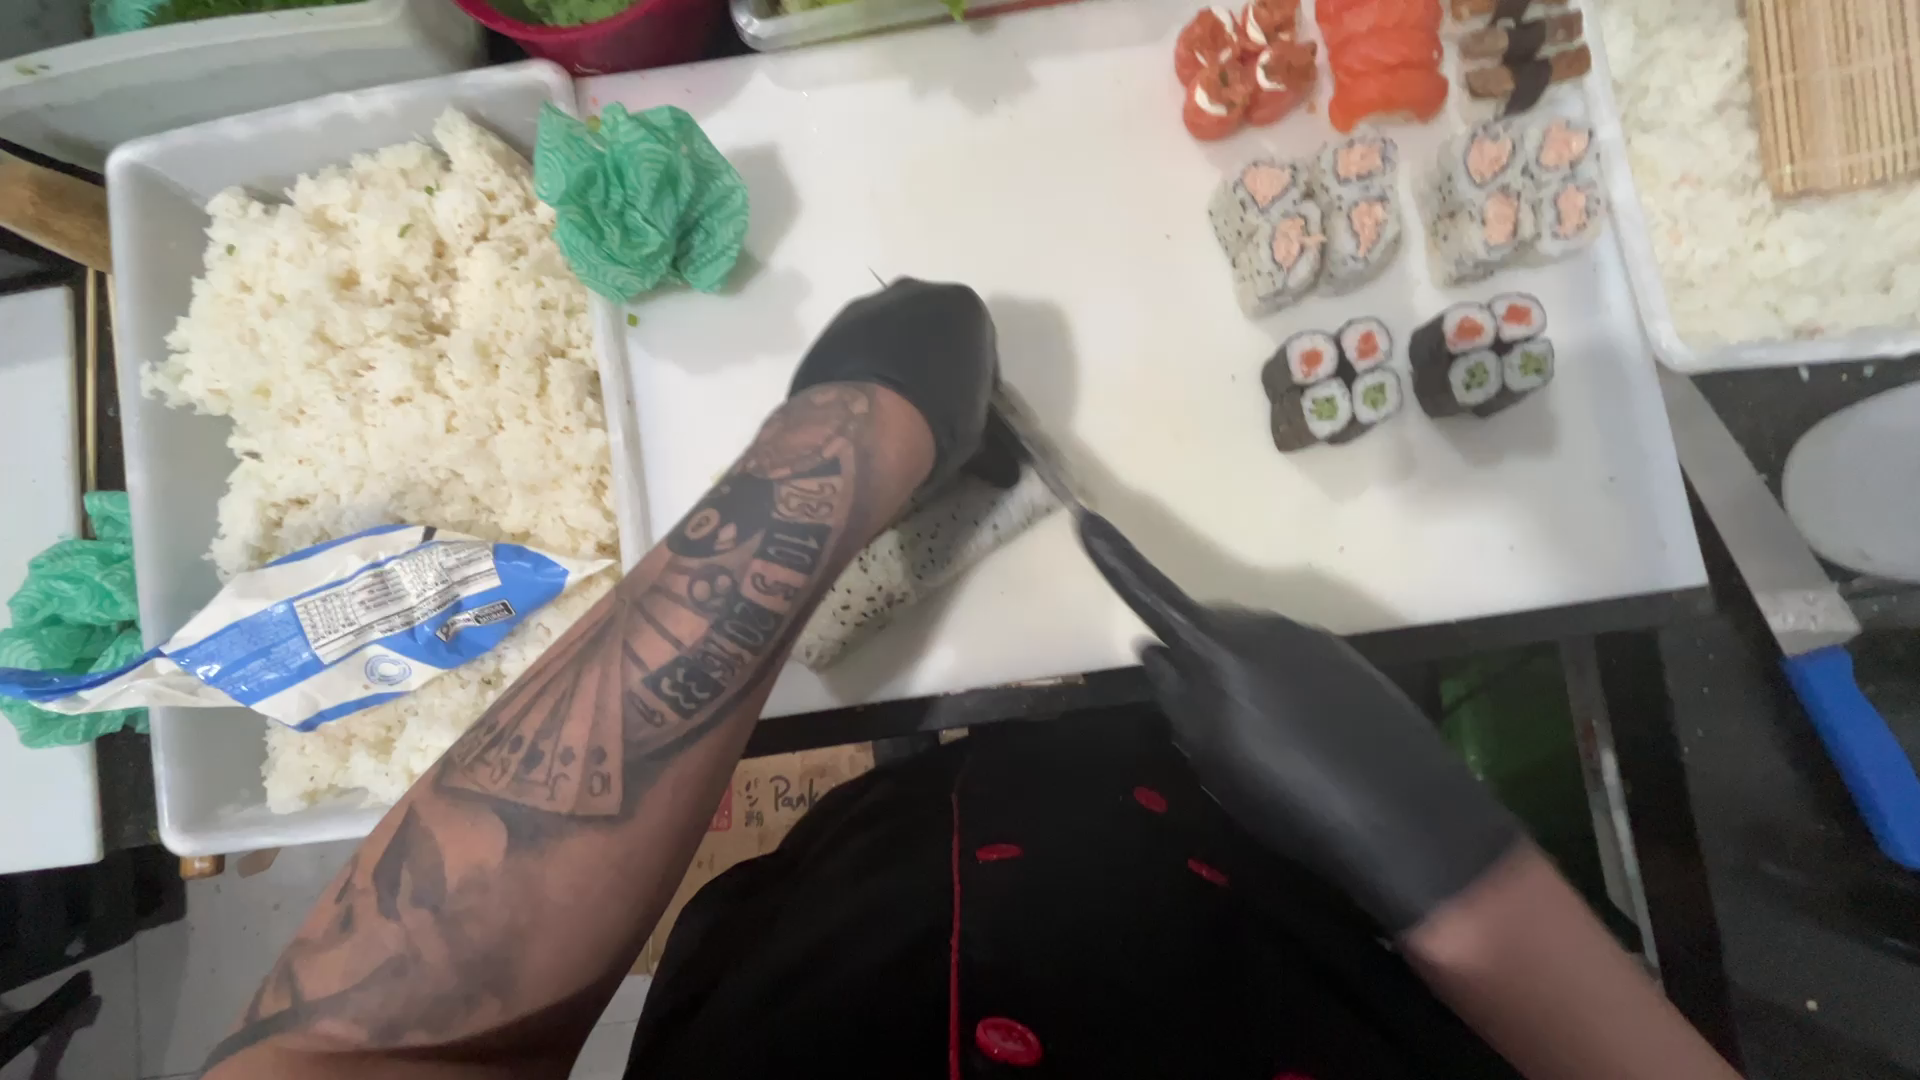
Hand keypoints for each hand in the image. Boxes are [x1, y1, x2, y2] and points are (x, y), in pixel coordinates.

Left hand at [790, 278, 1009, 491]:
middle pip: (929, 327)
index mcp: (964, 308)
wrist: (866, 427)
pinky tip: (860, 401)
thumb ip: (981, 424)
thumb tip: (1000, 465)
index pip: (976, 342)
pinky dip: (860, 367)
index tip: (962, 404)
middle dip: (929, 358)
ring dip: (891, 359)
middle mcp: (917, 292)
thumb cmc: (936, 424)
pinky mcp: (831, 327)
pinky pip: (855, 346)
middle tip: (925, 401)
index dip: (971, 376)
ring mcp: (869, 306)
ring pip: (888, 332)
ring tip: (887, 404)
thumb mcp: (974, 429)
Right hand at [1081, 513, 1521, 933]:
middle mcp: (1260, 626)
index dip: (1115, 559)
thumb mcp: (1211, 758)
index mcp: (1216, 652)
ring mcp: (1308, 635)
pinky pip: (1288, 651)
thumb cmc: (1288, 797)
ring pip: (1247, 638)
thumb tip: (1151, 648)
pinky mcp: (1344, 653)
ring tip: (1263, 735)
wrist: (1407, 818)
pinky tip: (1302, 729)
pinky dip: (1277, 679)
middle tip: (1209, 719)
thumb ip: (1174, 696)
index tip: (1085, 520)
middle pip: (1204, 623)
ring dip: (1237, 669)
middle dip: (1193, 653)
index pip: (1151, 596)